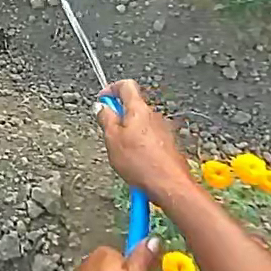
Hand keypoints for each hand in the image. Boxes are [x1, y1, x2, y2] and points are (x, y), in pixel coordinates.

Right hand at [95, 79, 193, 203]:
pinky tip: (135, 161)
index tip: (102, 100)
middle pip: (132, 106)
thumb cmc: (143, 163)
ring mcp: (162, 130)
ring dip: (128, 132)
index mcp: (139, 109)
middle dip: (118, 116)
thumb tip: (101, 107)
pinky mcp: (166, 144)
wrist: (169, 185)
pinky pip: (148, 138)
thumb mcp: (112, 139)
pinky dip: (139, 145)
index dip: (111, 89)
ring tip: (121, 152)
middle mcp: (153, 115)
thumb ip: (105, 119)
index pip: (126, 85)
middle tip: (108, 132)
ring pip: (140, 123)